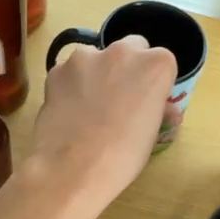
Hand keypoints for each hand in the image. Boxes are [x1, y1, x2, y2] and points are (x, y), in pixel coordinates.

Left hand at [21, 34, 175, 218]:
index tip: (147, 101)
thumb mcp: (151, 134)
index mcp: (156, 65)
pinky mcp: (56, 69)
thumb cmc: (123, 157)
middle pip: (131, 48)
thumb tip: (162, 108)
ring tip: (88, 108)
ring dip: (96, 74)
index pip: (162, 63)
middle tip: (119, 99)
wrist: (72, 170)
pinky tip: (68, 111)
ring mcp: (85, 56)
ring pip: (96, 58)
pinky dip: (70, 86)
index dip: (154, 82)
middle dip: (127, 68)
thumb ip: (156, 109)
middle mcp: (122, 51)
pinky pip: (69, 72)